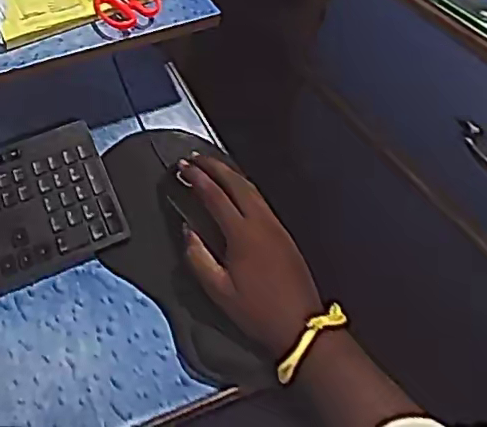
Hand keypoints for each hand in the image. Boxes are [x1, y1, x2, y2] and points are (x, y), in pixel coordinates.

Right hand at [178, 153, 323, 353]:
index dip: (196, 177)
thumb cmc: (258, 312)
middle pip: (236, 183)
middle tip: (194, 157)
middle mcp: (261, 223)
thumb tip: (187, 231)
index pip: (215, 195)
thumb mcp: (218, 290)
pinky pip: (260, 199)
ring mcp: (276, 227)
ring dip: (229, 173)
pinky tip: (236, 186)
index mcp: (242, 234)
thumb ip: (197, 256)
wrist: (304, 331)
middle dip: (213, 166)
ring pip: (251, 188)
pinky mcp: (285, 234)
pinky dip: (243, 185)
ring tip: (212, 165)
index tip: (182, 166)